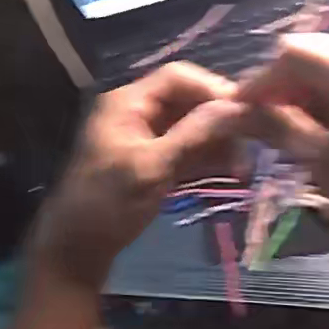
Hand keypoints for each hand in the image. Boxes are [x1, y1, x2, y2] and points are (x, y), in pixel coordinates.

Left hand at [31, 63, 242, 286]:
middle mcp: (137, 112)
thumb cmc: (107, 204)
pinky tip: (231, 169)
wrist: (76, 250)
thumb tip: (237, 107)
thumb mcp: (152, 167)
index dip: (213, 89)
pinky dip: (206, 157)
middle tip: (252, 141)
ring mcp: (144, 137)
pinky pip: (185, 149)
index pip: (178, 78)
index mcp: (128, 102)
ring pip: (190, 126)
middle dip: (220, 118)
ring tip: (243, 164)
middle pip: (187, 100)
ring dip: (217, 141)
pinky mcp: (152, 161)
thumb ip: (193, 134)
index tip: (247, 111)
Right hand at [237, 34, 328, 275]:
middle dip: (287, 81)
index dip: (264, 76)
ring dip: (311, 87)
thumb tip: (238, 110)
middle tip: (266, 117)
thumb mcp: (328, 168)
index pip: (300, 51)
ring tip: (294, 124)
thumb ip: (282, 127)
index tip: (243, 107)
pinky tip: (328, 123)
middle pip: (322, 51)